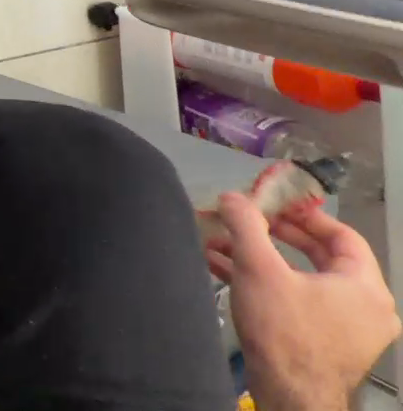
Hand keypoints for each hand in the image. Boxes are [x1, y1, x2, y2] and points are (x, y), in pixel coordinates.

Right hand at [208, 192, 399, 410]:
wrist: (290, 389)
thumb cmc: (283, 326)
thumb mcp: (258, 268)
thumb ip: (246, 227)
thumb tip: (235, 196)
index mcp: (365, 287)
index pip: (343, 236)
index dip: (304, 214)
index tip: (270, 202)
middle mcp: (367, 305)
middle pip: (322, 255)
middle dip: (274, 234)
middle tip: (242, 219)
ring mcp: (349, 325)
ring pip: (304, 276)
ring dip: (261, 256)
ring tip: (219, 244)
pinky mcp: (326, 337)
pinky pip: (298, 297)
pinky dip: (265, 280)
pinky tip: (223, 269)